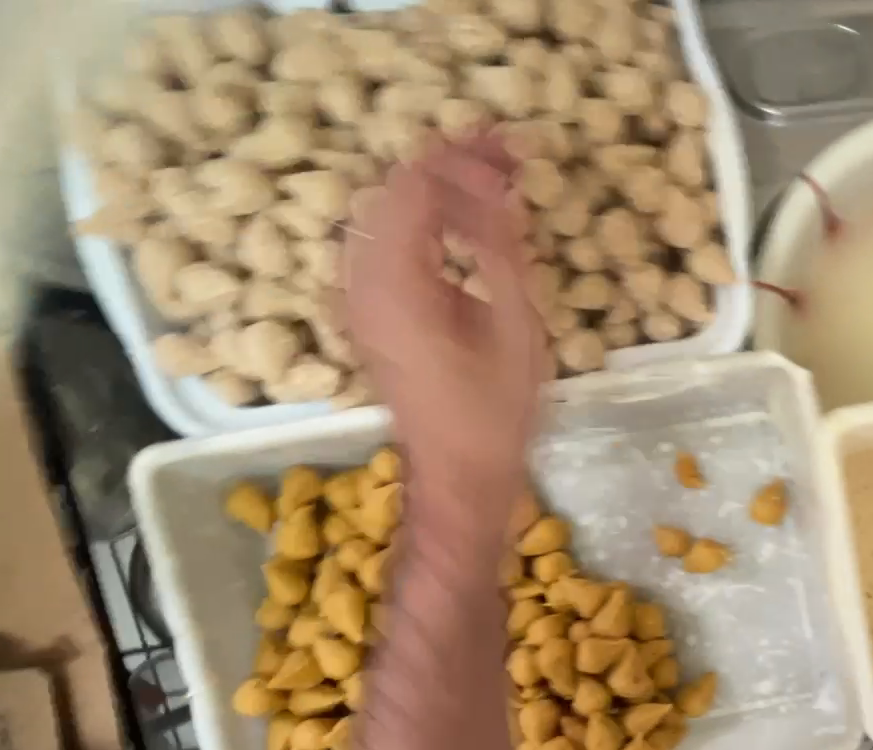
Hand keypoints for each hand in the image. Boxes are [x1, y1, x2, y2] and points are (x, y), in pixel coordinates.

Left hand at [346, 138, 546, 505]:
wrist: (457, 472)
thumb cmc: (495, 413)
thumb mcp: (515, 332)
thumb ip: (501, 254)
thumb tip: (499, 189)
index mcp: (394, 282)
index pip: (416, 188)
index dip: (462, 162)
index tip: (510, 153)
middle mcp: (359, 279)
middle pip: (394, 192)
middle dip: (449, 168)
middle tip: (505, 157)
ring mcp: (357, 295)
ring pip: (388, 214)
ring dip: (437, 193)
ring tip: (491, 184)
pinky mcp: (369, 310)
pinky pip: (387, 244)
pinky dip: (425, 224)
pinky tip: (464, 227)